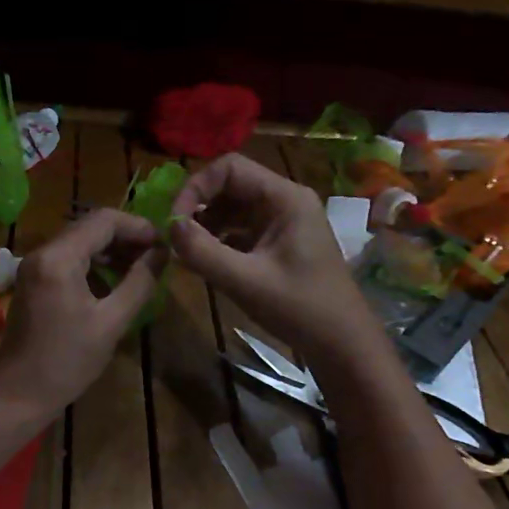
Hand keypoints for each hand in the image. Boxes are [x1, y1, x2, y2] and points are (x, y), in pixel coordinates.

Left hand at [0, 208, 165, 416]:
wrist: (19, 394)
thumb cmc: (67, 361)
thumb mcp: (111, 322)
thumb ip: (139, 282)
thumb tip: (162, 253)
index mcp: (58, 258)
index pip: (104, 220)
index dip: (138, 227)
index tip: (164, 245)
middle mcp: (40, 254)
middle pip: (88, 228)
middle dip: (124, 238)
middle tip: (155, 258)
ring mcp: (31, 269)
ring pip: (76, 244)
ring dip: (108, 252)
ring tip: (139, 271)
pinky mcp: (30, 284)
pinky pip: (64, 262)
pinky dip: (90, 265)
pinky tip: (111, 284)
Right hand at [167, 154, 372, 358]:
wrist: (339, 341)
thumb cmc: (298, 307)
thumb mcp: (244, 281)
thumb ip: (203, 252)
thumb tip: (168, 227)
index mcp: (285, 198)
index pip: (229, 168)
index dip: (195, 188)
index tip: (174, 221)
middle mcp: (283, 200)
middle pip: (228, 184)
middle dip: (196, 206)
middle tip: (174, 237)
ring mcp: (280, 221)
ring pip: (229, 207)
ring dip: (202, 224)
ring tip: (184, 251)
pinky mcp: (274, 241)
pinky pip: (236, 228)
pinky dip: (215, 239)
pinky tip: (200, 261)